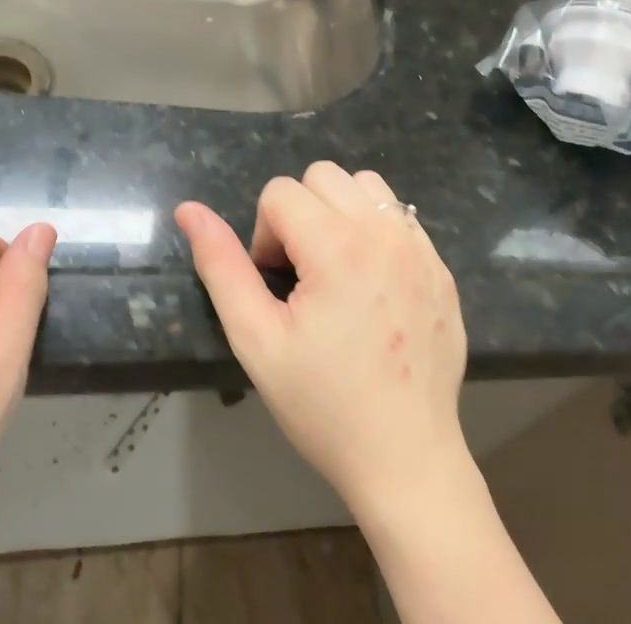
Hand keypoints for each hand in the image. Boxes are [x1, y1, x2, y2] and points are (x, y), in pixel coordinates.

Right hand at [175, 162, 468, 509]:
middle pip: (324, 176)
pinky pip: (402, 218)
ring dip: (340, 213)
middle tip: (302, 280)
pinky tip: (372, 287)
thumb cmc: (323, 404)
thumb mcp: (256, 340)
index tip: (277, 290)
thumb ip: (221, 267)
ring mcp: (422, 248)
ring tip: (336, 272)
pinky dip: (377, 233)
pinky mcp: (441, 268)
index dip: (263, 237)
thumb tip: (188, 210)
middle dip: (299, 217)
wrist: (405, 454)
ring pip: (368, 187)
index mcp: (338, 246)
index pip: (280, 192)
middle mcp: (386, 231)